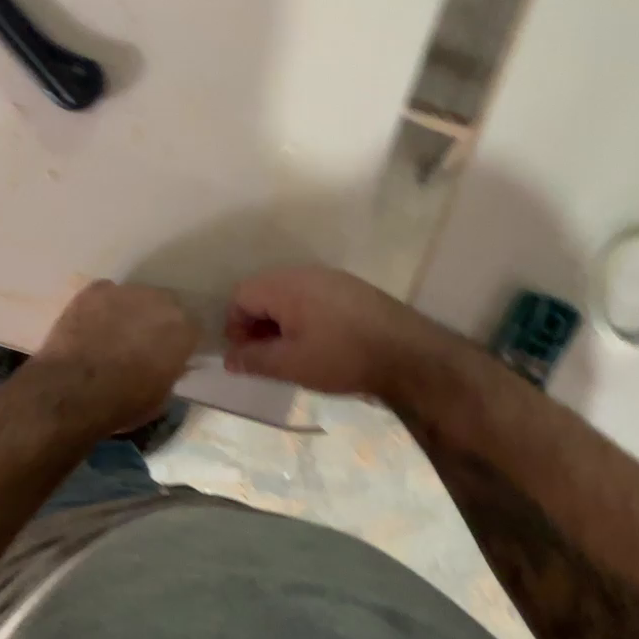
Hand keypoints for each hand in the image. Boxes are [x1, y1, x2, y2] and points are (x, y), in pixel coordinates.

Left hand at [28, 281, 199, 433]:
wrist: (73, 391)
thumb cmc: (123, 403)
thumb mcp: (160, 398)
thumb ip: (171, 374)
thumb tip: (172, 365)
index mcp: (184, 330)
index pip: (191, 328)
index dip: (179, 342)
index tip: (168, 355)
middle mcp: (161, 302)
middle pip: (165, 306)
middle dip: (156, 321)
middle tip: (140, 343)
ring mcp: (127, 291)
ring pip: (135, 297)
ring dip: (129, 312)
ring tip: (112, 334)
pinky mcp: (95, 290)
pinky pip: (106, 294)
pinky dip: (102, 307)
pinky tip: (91, 326)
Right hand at [223, 266, 428, 396]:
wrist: (409, 355)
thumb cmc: (341, 357)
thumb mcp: (290, 364)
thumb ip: (254, 360)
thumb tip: (229, 359)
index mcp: (286, 285)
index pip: (241, 294)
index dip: (234, 325)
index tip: (244, 355)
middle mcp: (307, 273)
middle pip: (264, 292)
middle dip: (255, 324)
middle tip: (263, 357)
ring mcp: (333, 279)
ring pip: (290, 296)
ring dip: (279, 323)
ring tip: (290, 355)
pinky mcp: (353, 291)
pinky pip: (313, 299)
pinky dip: (303, 319)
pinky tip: (317, 346)